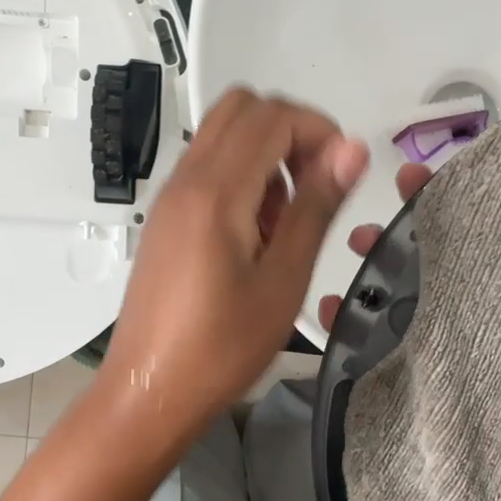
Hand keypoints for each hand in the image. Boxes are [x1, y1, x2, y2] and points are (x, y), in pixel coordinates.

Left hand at [99, 89, 369, 444]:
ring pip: (222, 136)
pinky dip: (240, 179)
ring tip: (287, 222)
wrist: (150, 392)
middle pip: (242, 108)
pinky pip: (206, 171)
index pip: (272, 115)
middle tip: (316, 187)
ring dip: (265, 156)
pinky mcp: (164, 221)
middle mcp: (185, 181)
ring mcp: (169, 199)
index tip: (344, 172)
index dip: (319, 129)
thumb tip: (350, 149)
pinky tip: (257, 238)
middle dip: (290, 132)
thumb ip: (317, 208)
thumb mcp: (283, 281)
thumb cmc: (221, 349)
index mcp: (215, 192)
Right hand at [319, 162, 500, 490]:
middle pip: (436, 259)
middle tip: (385, 208)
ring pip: (398, 293)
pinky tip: (330, 313)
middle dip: (405, 224)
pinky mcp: (410, 384)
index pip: (496, 246)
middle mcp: (476, 320)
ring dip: (372, 264)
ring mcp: (438, 350)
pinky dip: (347, 326)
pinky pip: (373, 347)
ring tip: (355, 248)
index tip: (438, 176)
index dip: (467, 205)